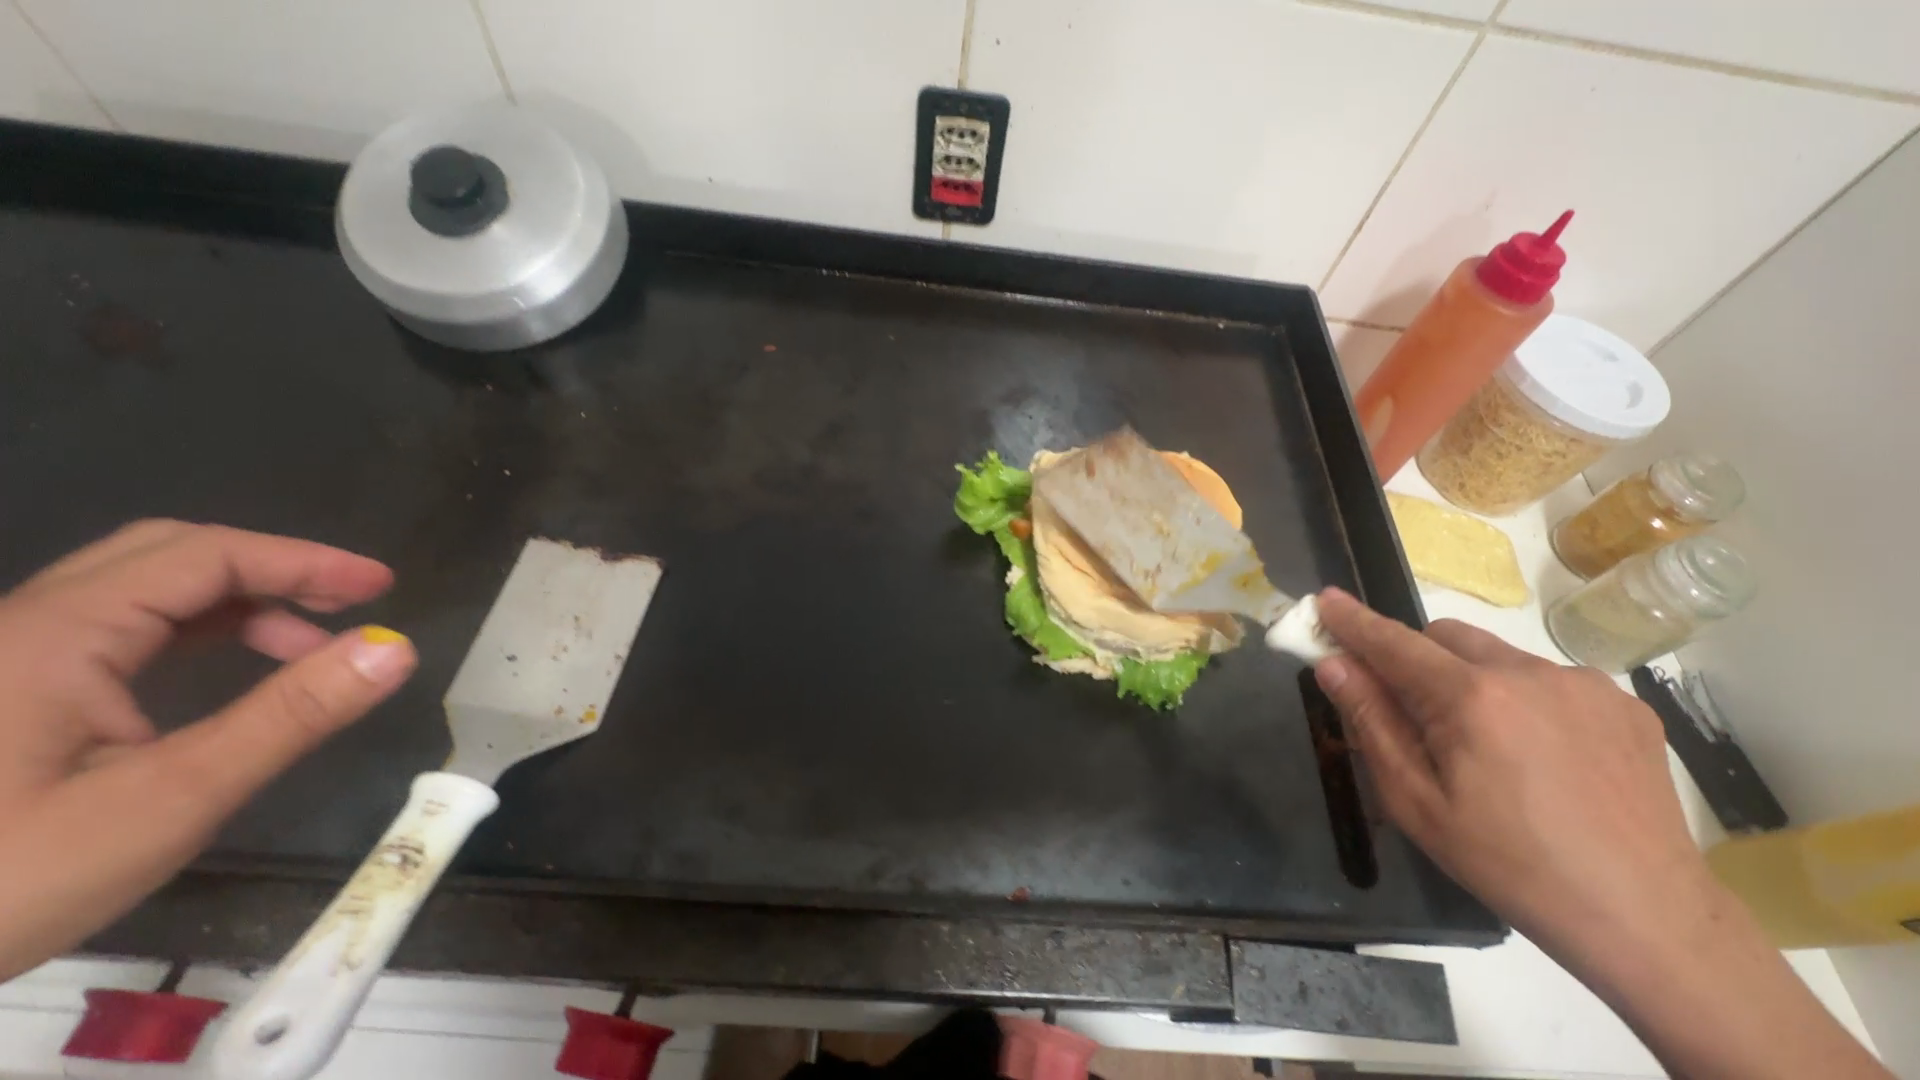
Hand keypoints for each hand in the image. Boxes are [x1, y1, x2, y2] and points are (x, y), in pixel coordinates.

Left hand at [0, 521, 416, 978]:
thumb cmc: (9, 879)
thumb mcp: (172, 799)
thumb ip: (289, 715)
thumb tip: (394, 650)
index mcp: (55, 634)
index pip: (206, 556)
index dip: (305, 561)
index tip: (383, 586)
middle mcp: (24, 626)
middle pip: (169, 554)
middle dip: (272, 570)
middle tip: (351, 603)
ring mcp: (8, 660)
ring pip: (139, 590)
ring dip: (236, 602)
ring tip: (307, 647)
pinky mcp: (5, 695)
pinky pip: (113, 630)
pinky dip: (191, 631)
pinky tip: (225, 671)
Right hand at [1311, 587, 1889, 1079]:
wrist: (1644, 914)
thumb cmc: (1508, 864)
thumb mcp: (1417, 803)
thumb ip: (1372, 723)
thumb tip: (1334, 665)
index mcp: (1472, 697)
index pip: (1394, 642)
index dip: (1353, 621)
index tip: (1325, 600)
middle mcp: (1529, 672)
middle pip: (1447, 638)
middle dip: (1417, 660)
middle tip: (1412, 714)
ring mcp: (1586, 685)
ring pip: (1502, 659)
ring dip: (1475, 682)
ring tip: (1490, 751)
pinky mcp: (1626, 706)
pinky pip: (1552, 682)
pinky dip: (1527, 702)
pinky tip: (1545, 760)